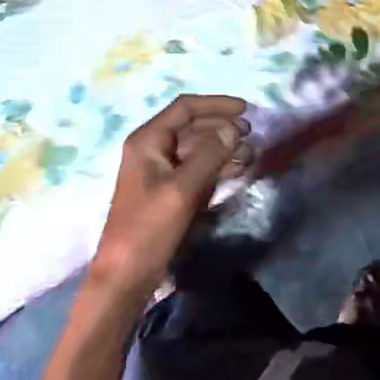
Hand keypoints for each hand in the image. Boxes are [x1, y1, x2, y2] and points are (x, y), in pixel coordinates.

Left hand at [90, 95, 248, 299]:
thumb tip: (234, 129)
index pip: (184, 108)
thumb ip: (209, 155)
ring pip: (196, 148)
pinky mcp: (168, 191)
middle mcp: (152, 149)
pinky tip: (237, 169)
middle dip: (222, 127)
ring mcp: (159, 171)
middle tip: (252, 135)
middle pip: (191, 126)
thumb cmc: (149, 228)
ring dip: (222, 147)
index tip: (246, 110)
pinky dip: (216, 166)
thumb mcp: (182, 189)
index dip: (216, 105)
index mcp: (147, 140)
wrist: (126, 274)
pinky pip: (195, 168)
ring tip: (251, 152)